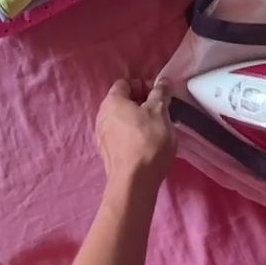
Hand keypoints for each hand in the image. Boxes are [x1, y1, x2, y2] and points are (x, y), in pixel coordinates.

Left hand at [96, 79, 175, 193]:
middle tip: (161, 110)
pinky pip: (121, 136)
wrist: (134, 182)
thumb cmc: (147, 141)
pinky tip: (148, 144)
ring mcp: (102, 137)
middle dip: (142, 103)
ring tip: (157, 128)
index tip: (160, 95)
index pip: (126, 83)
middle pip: (123, 102)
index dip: (144, 85)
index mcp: (112, 102)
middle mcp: (101, 116)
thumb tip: (163, 82)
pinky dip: (133, 135)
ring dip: (139, 120)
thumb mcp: (160, 112)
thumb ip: (161, 93)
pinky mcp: (107, 154)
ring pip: (122, 120)